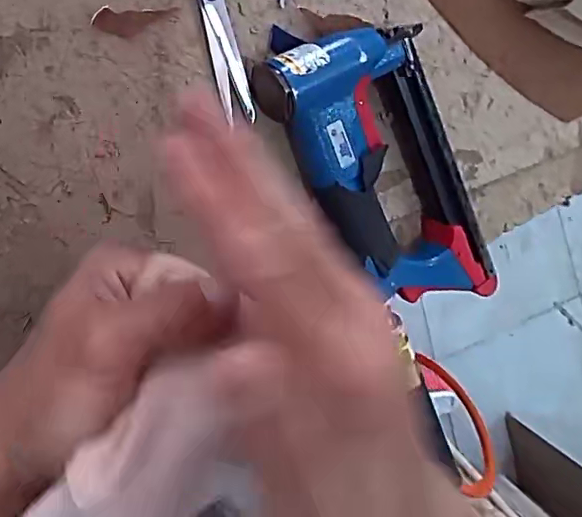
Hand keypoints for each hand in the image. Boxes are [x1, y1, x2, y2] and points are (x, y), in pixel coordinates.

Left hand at [0, 245, 228, 516]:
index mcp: (127, 264)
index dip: (225, 309)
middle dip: (220, 340)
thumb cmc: (49, 398)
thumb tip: (237, 291)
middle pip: (204, 308)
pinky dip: (202, 388)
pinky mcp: (150, 372)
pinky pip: (192, 370)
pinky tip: (213, 402)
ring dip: (213, 368)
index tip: (247, 347)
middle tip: (238, 377)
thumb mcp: (110, 341)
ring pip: (202, 342)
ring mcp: (145, 332)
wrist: (8, 468)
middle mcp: (140, 289)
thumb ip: (170, 310)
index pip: (199, 274)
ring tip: (226, 393)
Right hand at [161, 93, 474, 516]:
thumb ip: (272, 416)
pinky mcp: (341, 300)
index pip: (266, 256)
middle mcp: (349, 305)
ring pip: (294, 218)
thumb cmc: (352, 495)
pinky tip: (245, 186)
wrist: (403, 505)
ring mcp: (349, 296)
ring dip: (251, 166)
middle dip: (238, 154)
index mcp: (336, 343)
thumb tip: (238, 357)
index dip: (218, 197)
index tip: (179, 148)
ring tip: (217, 126)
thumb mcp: (306, 479)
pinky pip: (296, 238)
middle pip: (285, 217)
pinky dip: (265, 201)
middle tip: (199, 104)